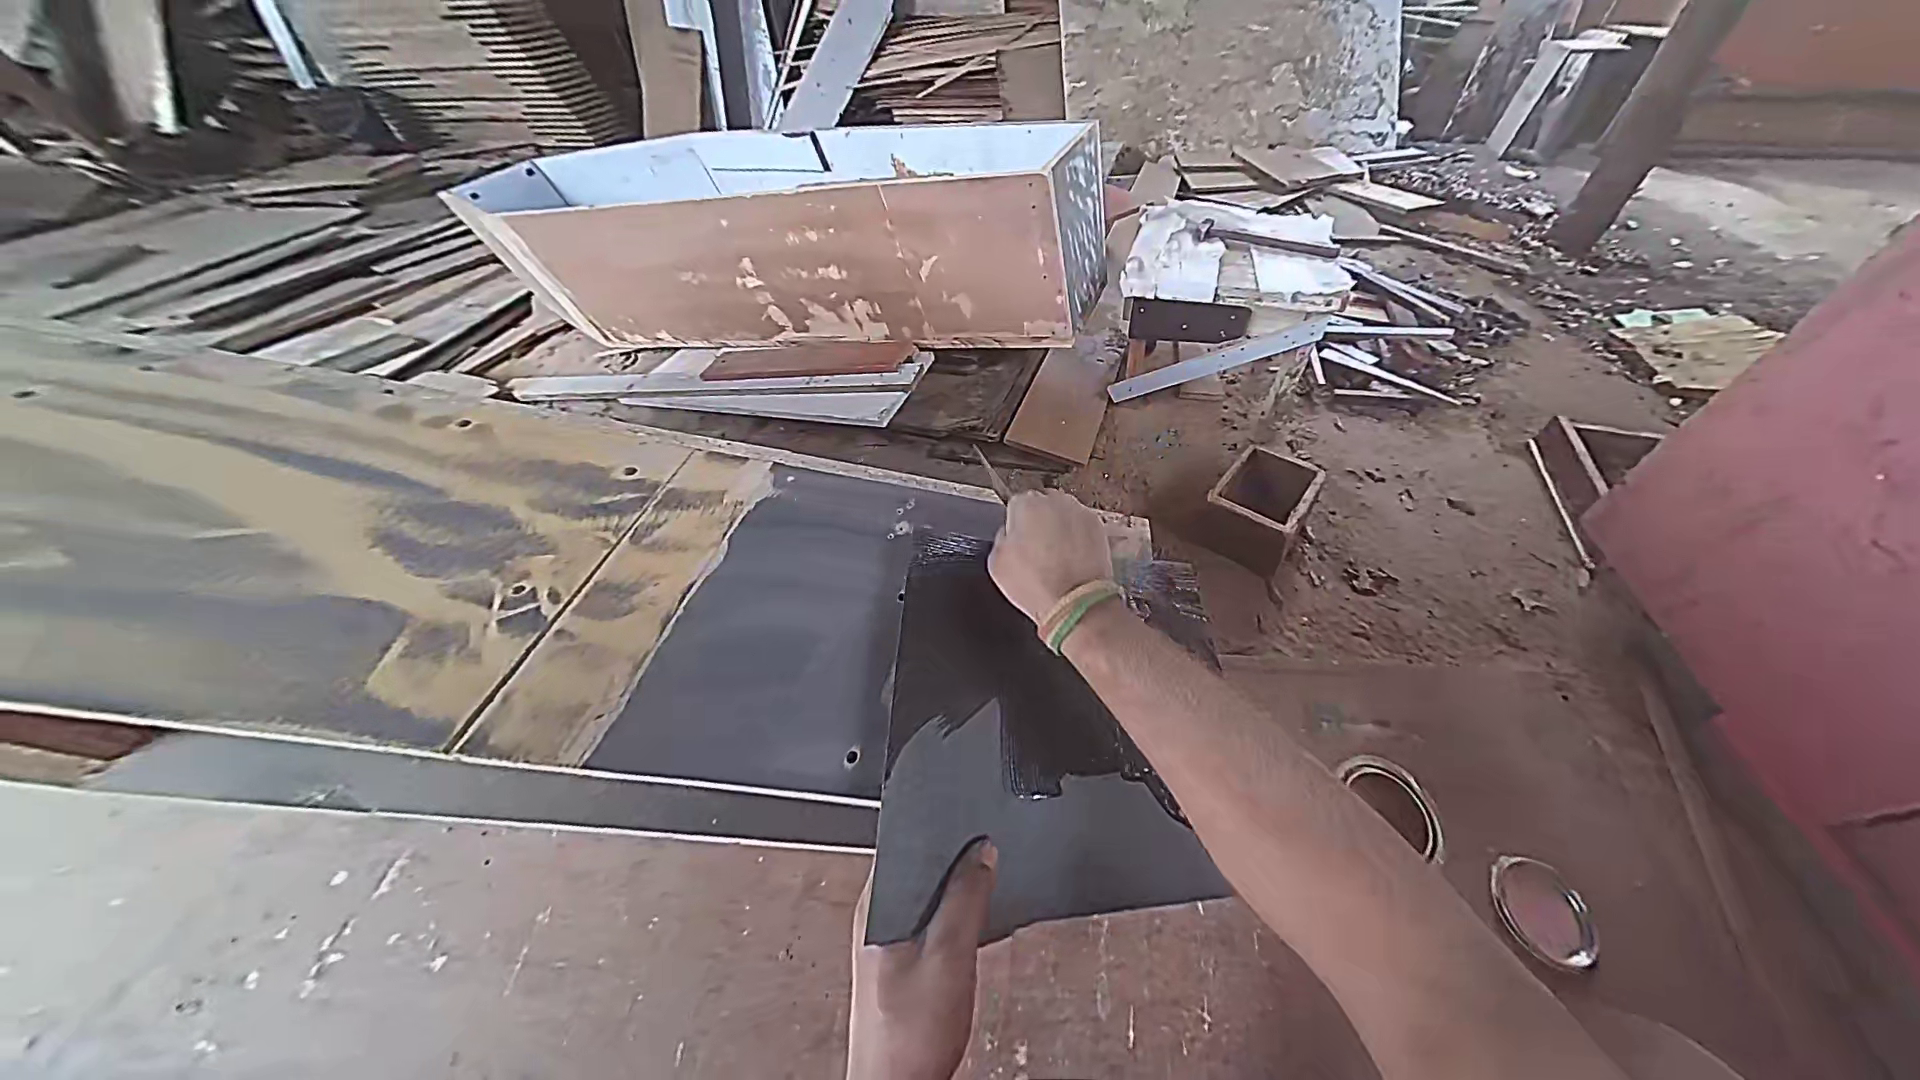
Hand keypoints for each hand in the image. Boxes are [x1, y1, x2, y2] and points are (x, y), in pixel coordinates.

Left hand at [847, 838, 997, 1079]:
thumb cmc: (908, 1038)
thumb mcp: (948, 956)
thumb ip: (966, 899)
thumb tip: (983, 853)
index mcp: (876, 905)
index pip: (904, 843)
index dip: (938, 828)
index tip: (969, 822)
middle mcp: (877, 914)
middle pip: (919, 864)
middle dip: (954, 857)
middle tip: (984, 851)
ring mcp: (889, 935)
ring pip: (928, 890)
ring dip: (955, 886)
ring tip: (981, 882)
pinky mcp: (903, 954)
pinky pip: (932, 914)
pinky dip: (954, 911)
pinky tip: (972, 919)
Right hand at [988, 490, 1114, 623]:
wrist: (1075, 602)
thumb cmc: (1035, 584)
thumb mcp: (997, 563)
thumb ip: (1002, 538)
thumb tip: (1009, 534)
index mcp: (1025, 504)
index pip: (1016, 504)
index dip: (1016, 525)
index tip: (1018, 541)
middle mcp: (1055, 501)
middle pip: (1042, 504)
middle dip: (1039, 522)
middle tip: (1037, 550)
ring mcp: (1080, 512)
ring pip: (1064, 514)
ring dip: (1060, 528)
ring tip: (1057, 558)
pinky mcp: (1099, 526)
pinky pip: (1081, 527)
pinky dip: (1078, 538)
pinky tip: (1072, 560)